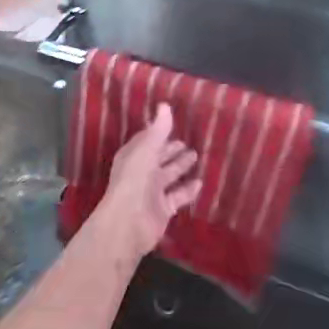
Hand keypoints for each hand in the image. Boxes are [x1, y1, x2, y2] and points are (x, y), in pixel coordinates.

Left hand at [92, 103, 199, 258]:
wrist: (128, 222)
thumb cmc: (134, 181)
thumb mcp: (146, 150)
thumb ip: (158, 130)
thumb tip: (164, 105)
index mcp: (133, 156)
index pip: (147, 140)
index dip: (158, 132)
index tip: (173, 124)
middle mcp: (141, 172)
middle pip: (158, 157)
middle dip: (170, 150)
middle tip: (187, 141)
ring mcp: (152, 192)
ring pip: (169, 175)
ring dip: (180, 167)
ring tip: (196, 156)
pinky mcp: (163, 209)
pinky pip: (178, 196)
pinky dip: (188, 190)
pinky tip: (200, 182)